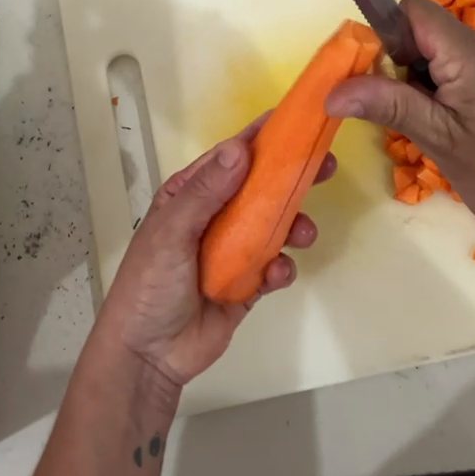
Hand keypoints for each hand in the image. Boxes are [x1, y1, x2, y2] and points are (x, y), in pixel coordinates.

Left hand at [91, 115, 334, 389]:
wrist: (148, 354)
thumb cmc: (150, 283)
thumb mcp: (172, 231)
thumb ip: (206, 191)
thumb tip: (239, 148)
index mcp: (191, 194)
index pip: (231, 157)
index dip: (262, 138)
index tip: (297, 120)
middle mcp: (215, 216)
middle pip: (260, 187)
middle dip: (291, 177)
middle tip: (326, 167)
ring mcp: (233, 251)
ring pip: (274, 225)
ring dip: (293, 224)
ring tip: (305, 232)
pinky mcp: (247, 284)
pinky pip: (274, 267)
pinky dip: (281, 267)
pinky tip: (276, 273)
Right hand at [326, 0, 474, 254]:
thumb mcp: (440, 143)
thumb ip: (388, 105)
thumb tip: (330, 92)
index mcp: (473, 54)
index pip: (412, 10)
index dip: (386, 35)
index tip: (377, 78)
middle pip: (425, 30)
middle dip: (402, 63)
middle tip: (405, 115)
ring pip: (443, 49)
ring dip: (423, 79)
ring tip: (434, 128)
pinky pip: (464, 64)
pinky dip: (446, 86)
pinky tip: (456, 127)